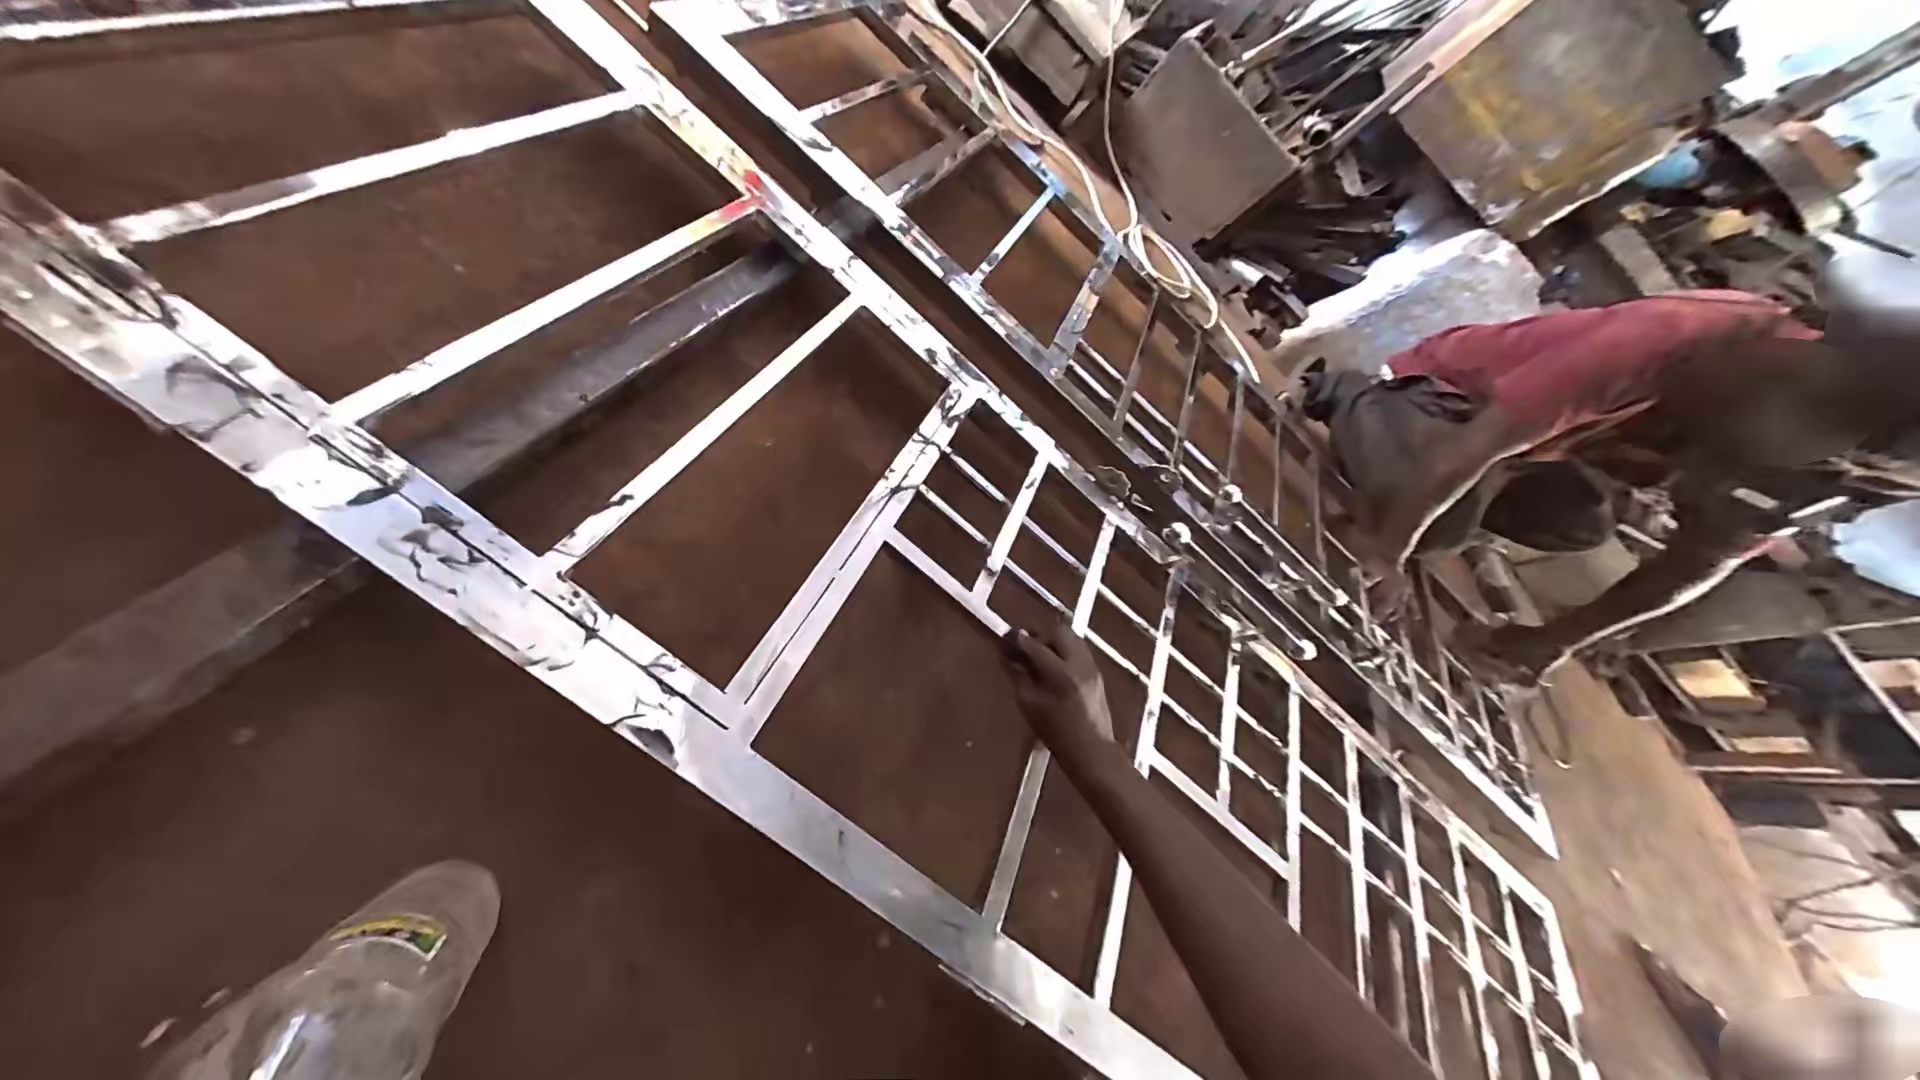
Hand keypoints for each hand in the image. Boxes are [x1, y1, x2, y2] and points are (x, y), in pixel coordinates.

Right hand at [1002, 621, 1115, 748]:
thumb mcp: (1030, 706)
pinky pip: (1080, 650)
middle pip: (1059, 632)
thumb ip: (1020, 677)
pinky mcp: (1098, 672)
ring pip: (1072, 638)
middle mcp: (1080, 665)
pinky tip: (1057, 665)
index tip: (1009, 637)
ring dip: (1055, 641)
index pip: (1036, 646)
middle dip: (1041, 635)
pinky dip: (1066, 650)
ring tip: (1043, 655)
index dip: (1020, 640)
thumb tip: (1011, 657)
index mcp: (1061, 675)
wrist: (1093, 750)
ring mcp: (1092, 667)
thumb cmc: (1057, 733)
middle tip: (1028, 646)